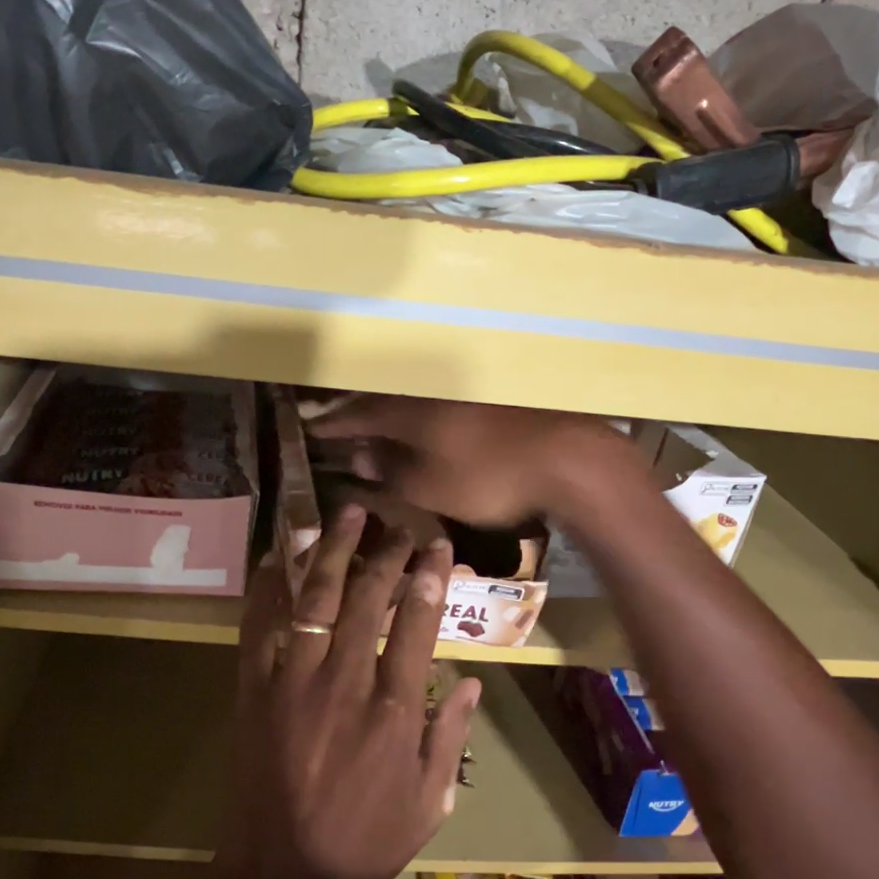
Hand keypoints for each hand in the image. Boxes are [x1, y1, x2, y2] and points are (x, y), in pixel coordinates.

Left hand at [216, 503, 479, 878]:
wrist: (282, 874)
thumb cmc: (365, 841)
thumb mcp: (430, 802)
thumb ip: (451, 737)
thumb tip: (473, 682)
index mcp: (395, 710)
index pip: (417, 623)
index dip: (429, 577)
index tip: (436, 545)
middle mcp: (344, 683)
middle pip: (367, 599)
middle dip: (387, 554)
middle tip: (398, 526)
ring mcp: (292, 681)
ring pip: (314, 599)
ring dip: (332, 551)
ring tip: (347, 515)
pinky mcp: (253, 689)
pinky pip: (257, 627)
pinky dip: (265, 587)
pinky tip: (274, 555)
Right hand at [310, 396, 636, 526]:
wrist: (568, 459)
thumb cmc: (490, 476)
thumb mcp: (431, 487)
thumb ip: (391, 471)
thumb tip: (358, 455)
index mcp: (409, 411)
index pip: (358, 414)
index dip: (334, 423)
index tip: (310, 426)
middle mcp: (431, 392)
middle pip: (385, 400)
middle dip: (360, 412)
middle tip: (338, 420)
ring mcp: (465, 391)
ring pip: (415, 400)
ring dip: (392, 412)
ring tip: (376, 424)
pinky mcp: (491, 399)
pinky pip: (441, 403)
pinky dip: (423, 416)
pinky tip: (425, 425)